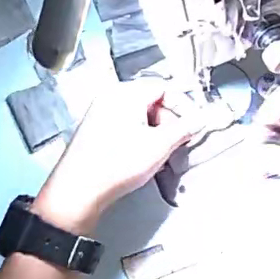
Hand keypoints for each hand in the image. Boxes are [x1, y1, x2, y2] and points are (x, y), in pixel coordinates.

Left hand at [33, 79, 200, 233]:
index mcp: (125, 94)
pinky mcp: (97, 129)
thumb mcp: (160, 146)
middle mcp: (111, 97)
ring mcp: (101, 113)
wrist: (79, 191)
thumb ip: (185, 128)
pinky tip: (143, 156)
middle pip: (153, 100)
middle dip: (170, 121)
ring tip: (160, 153)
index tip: (194, 123)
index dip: (184, 106)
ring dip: (157, 131)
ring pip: (141, 114)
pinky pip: (127, 124)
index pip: (165, 87)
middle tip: (178, 141)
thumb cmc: (113, 166)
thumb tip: (200, 119)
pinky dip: (141, 136)